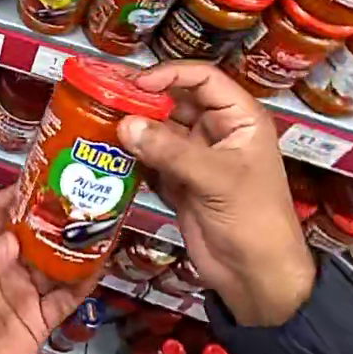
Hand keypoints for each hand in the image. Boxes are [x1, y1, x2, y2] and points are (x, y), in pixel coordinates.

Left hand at [0, 185, 97, 353]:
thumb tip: (12, 240)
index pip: (2, 213)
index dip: (21, 192)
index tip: (46, 174)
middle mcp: (8, 267)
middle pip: (36, 234)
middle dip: (57, 216)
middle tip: (85, 195)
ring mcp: (26, 293)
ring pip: (56, 262)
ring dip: (75, 246)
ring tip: (100, 223)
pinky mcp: (41, 320)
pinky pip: (66, 297)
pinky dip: (83, 282)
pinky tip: (100, 266)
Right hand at [118, 62, 314, 327]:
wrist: (256, 279)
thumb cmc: (253, 220)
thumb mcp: (217, 180)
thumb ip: (171, 151)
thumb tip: (125, 125)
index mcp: (239, 119)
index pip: (203, 78)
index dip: (170, 74)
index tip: (136, 83)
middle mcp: (215, 130)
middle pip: (174, 99)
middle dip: (141, 95)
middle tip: (103, 88)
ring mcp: (194, 155)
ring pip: (157, 126)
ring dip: (131, 122)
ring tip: (96, 113)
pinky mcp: (176, 179)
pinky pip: (148, 155)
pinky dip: (128, 150)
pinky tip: (104, 146)